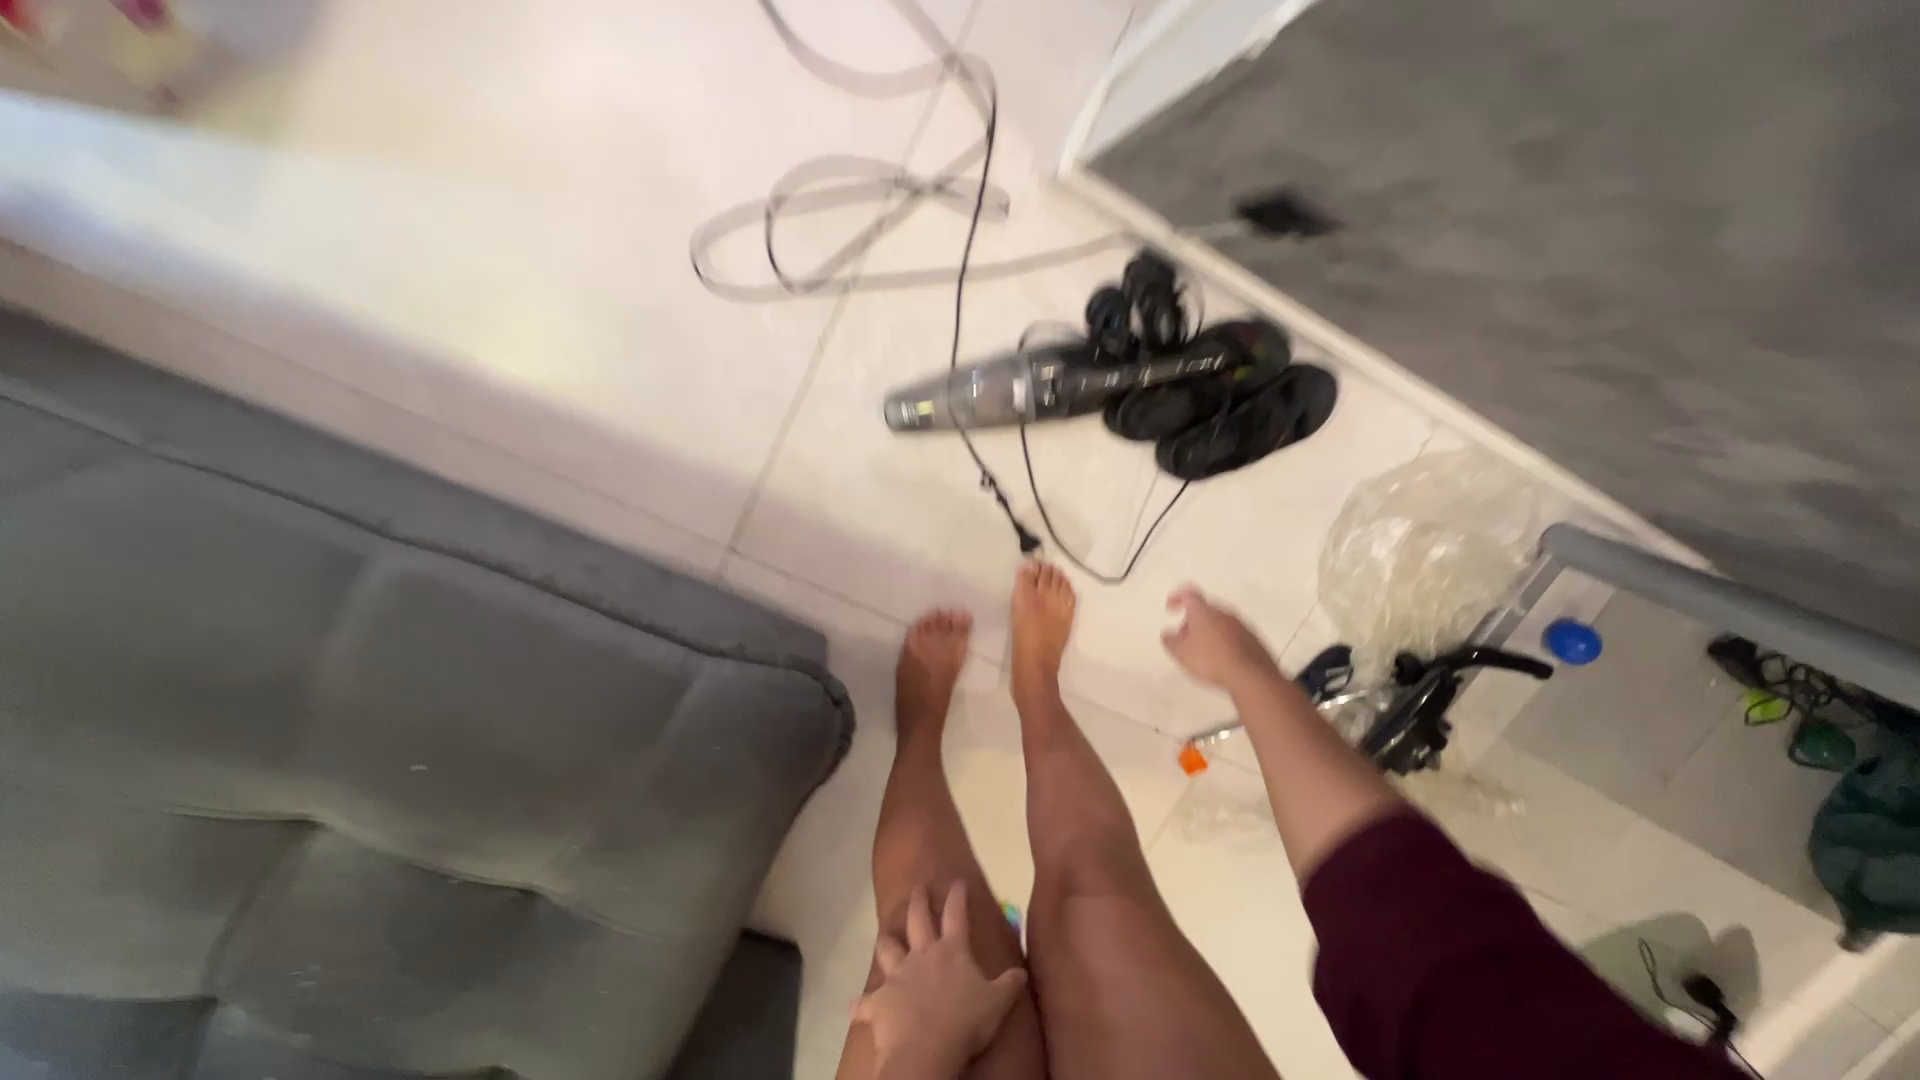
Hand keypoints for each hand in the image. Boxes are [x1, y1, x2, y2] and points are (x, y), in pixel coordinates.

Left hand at [853, 882, 1027, 1077]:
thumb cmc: (965, 1022)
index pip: (956, 914)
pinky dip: (860, 1003)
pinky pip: (864, 1001)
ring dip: (885, 942)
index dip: (958, 896)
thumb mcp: (997, 1003)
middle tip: (918, 887)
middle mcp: (921, 955)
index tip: (958, 882)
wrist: (927, 1050)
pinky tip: (855, 1004)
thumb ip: (1009, 985)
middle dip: (919, 901)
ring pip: (887, 948)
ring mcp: (897, 976)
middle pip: (918, 919)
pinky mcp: (878, 1001)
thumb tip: (1022, 972)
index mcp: (951, 951)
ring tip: (884, 936)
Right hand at [1162, 585, 1282, 691]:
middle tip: (1184, 639)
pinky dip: (1224, 642)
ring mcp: (1242, 624)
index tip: (1170, 610)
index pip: (1188, 593)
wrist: (1252, 676)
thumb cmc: (1211, 661)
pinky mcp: (1254, 638)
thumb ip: (1170, 641)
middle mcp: (1224, 612)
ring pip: (1220, 622)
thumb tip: (1168, 633)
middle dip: (1192, 621)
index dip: (1177, 597)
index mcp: (1204, 611)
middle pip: (1205, 609)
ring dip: (1209, 632)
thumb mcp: (1181, 654)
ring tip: (1202, 653)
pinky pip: (1233, 634)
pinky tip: (1221, 660)